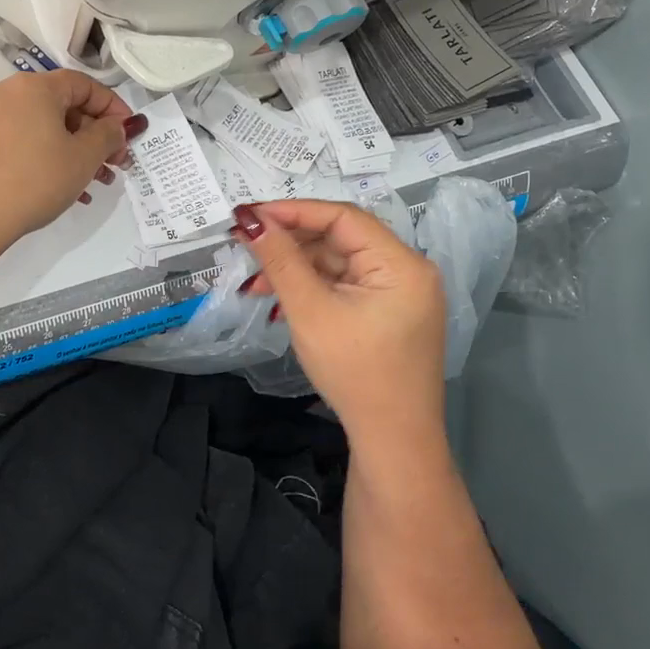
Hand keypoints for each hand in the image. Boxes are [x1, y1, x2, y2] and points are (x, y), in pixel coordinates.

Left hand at [0, 70, 145, 246]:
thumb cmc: (34, 181)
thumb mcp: (83, 158)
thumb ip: (108, 135)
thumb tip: (116, 125)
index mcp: (32, 86)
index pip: (84, 85)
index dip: (113, 108)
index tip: (129, 136)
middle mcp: (5, 92)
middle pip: (61, 106)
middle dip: (93, 136)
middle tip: (114, 166)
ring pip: (41, 127)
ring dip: (72, 151)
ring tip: (93, 184)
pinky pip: (20, 140)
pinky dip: (44, 156)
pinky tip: (62, 188)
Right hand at [234, 200, 447, 451]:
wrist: (391, 437)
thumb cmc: (353, 370)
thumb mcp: (309, 310)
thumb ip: (280, 259)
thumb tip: (249, 218)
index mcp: (401, 264)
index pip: (342, 217)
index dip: (292, 211)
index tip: (247, 216)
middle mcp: (406, 270)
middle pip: (338, 237)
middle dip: (288, 241)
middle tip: (244, 246)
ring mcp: (397, 293)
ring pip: (335, 262)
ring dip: (293, 267)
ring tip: (253, 283)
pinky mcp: (385, 312)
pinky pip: (341, 284)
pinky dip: (308, 286)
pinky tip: (277, 298)